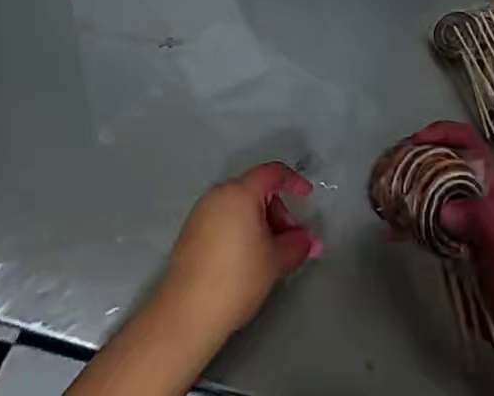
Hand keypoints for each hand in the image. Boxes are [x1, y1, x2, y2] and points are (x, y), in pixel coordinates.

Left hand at [155, 162, 321, 340]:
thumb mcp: (277, 259)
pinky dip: (240, 230)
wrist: (182, 320)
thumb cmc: (236, 279)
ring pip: (239, 207)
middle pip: (256, 190)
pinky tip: (247, 259)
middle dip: (278, 210)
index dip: (294, 182)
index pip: (273, 173)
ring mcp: (199, 216)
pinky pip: (223, 220)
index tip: (306, 198)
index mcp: (239, 193)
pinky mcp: (188, 237)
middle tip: (289, 237)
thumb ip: (299, 243)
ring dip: (260, 222)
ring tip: (270, 252)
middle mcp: (217, 196)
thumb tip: (311, 241)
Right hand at [411, 121, 493, 340]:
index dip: (443, 133)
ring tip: (385, 198)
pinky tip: (392, 232)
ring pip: (434, 187)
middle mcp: (477, 192)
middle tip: (390, 170)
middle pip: (445, 159)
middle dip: (417, 159)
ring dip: (409, 187)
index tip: (415, 141)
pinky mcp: (457, 238)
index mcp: (492, 183)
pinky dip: (409, 219)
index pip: (468, 141)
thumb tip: (443, 207)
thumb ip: (480, 219)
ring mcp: (466, 214)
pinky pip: (428, 218)